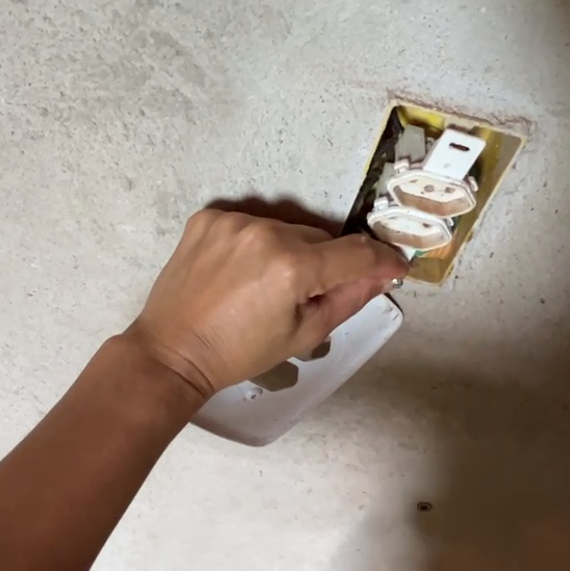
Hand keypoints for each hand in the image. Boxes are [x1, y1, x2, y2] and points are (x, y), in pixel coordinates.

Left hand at [124, 208, 408, 400]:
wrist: (173, 351)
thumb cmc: (239, 353)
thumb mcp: (304, 335)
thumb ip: (348, 299)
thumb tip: (382, 274)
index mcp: (292, 267)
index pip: (356, 252)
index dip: (382, 259)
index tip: (396, 265)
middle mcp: (265, 233)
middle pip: (319, 239)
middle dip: (325, 262)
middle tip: (306, 294)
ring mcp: (233, 221)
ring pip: (286, 228)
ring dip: (290, 249)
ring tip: (266, 284)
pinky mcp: (208, 217)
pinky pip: (251, 223)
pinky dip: (255, 242)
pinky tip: (240, 270)